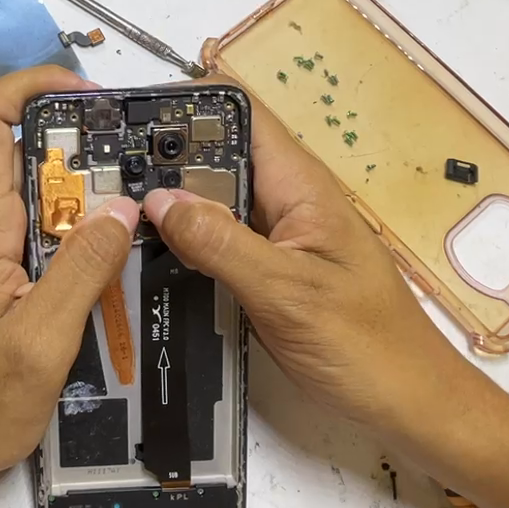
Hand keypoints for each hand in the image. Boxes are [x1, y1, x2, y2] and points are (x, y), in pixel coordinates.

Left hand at [0, 67, 139, 497]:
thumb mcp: (43, 342)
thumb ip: (82, 269)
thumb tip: (124, 205)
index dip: (32, 85)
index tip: (91, 98)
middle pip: (12, 141)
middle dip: (74, 136)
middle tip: (133, 157)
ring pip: (25, 179)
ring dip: (77, 179)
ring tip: (131, 198)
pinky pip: (28, 216)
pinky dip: (68, 214)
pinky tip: (103, 243)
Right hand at [141, 94, 482, 438]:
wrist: (408, 403)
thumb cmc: (362, 344)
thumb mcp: (286, 292)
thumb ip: (221, 243)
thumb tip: (157, 198)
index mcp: (298, 185)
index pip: (240, 116)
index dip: (189, 104)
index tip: (131, 116)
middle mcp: (284, 198)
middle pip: (217, 153)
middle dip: (164, 151)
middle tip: (101, 166)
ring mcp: (274, 233)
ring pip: (213, 196)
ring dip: (169, 195)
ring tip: (109, 201)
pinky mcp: (265, 265)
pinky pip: (216, 236)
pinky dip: (182, 235)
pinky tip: (145, 248)